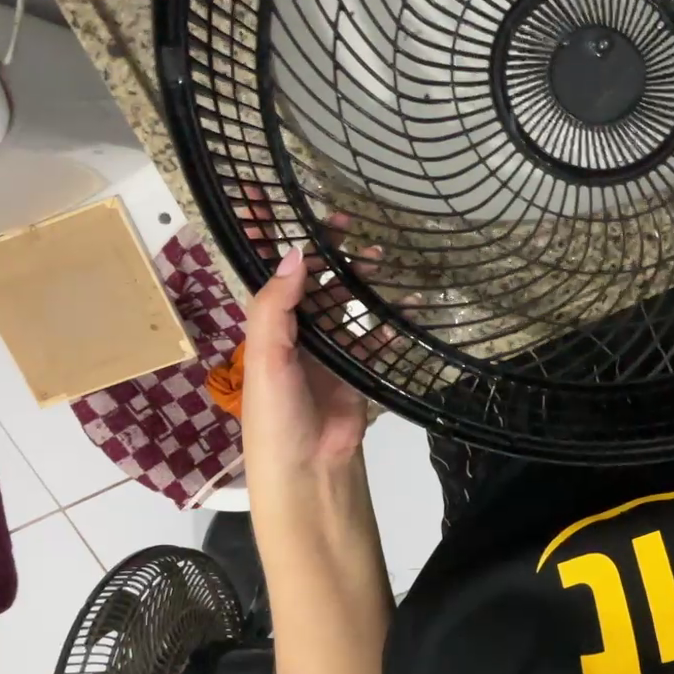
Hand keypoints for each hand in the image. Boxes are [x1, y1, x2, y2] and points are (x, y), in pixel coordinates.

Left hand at [241, 214, 383, 472]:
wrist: (308, 466)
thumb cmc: (276, 410)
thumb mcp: (266, 355)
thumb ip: (276, 306)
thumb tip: (296, 253)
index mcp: (267, 327)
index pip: (273, 274)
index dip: (279, 241)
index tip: (290, 207)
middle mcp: (296, 334)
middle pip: (314, 284)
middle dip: (330, 256)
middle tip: (353, 227)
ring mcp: (328, 352)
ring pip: (346, 306)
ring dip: (362, 283)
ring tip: (383, 261)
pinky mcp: (356, 370)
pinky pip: (374, 338)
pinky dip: (389, 323)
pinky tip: (408, 305)